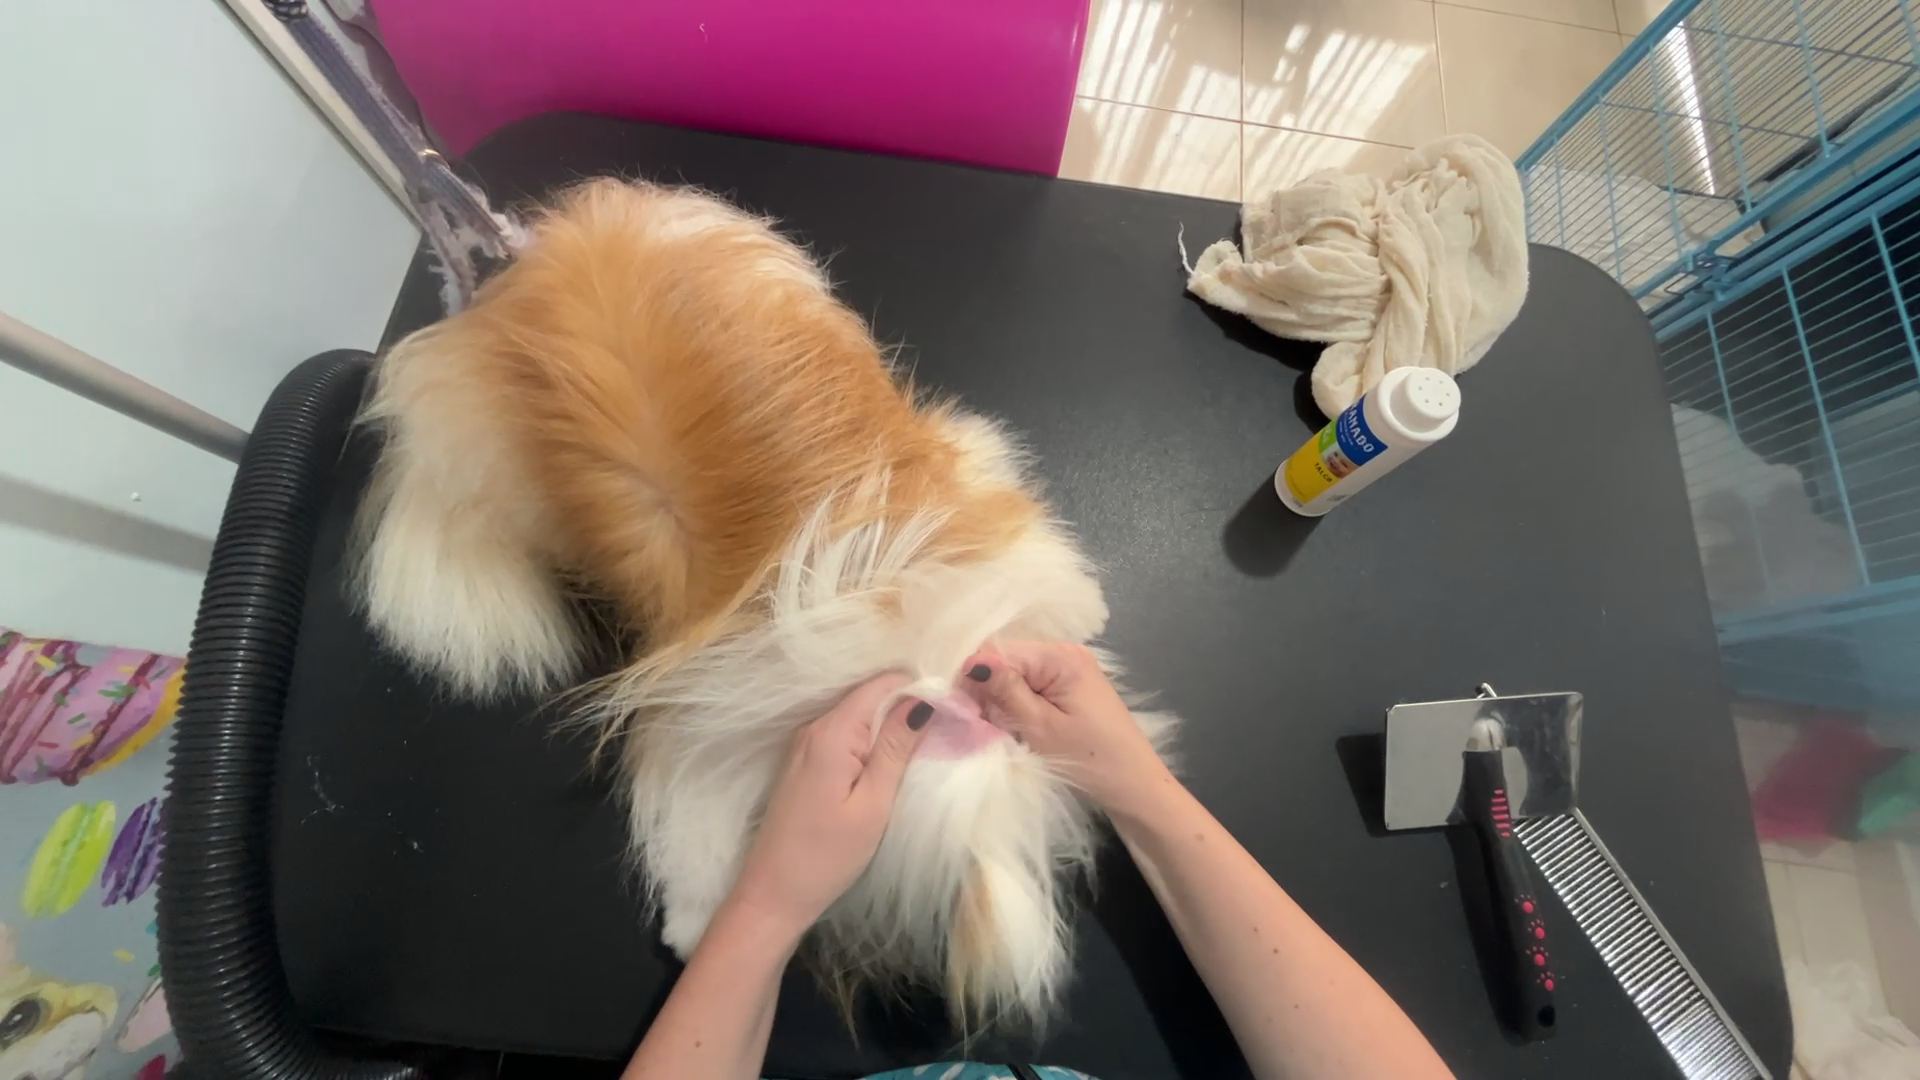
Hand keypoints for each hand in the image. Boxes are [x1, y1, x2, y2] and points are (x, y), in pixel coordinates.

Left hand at [727, 674, 930, 939]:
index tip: (952, 711)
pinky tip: (889, 764)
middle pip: (872, 695)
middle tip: (945, 734)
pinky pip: (846, 733)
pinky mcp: (805, 759)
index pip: (884, 683)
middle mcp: (815, 725)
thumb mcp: (874, 803)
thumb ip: (897, 747)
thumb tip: (924, 699)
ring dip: (891, 726)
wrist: (771, 896)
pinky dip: (872, 741)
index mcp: (832, 731)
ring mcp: (806, 742)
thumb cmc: (827, 856)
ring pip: (860, 713)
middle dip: (909, 707)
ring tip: (923, 750)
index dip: (920, 689)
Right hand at [959, 642, 1172, 815]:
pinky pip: (1030, 685)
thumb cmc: (1090, 760)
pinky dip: (1017, 705)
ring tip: (1001, 730)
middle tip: (983, 725)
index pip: (998, 650)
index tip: (963, 709)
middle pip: (1006, 659)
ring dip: (1001, 700)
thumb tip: (971, 662)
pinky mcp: (1068, 687)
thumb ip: (1005, 692)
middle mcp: (1064, 652)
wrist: (1135, 788)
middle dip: (987, 689)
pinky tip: (1016, 728)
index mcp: (1059, 656)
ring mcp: (1067, 669)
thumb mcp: (1040, 728)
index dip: (974, 676)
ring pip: (1014, 674)